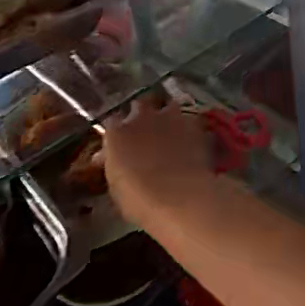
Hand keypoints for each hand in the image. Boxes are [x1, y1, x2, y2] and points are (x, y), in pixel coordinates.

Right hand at [101, 97, 216, 224]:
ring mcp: (169, 118)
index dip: (116, 131)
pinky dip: (188, 127)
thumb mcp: (117, 185)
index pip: (112, 122)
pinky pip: (189, 119)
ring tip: (171, 127)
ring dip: (167, 114)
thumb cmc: (140, 200)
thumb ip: (115, 163)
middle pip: (139, 105)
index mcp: (117, 133)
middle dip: (141, 114)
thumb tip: (111, 156)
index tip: (119, 141)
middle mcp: (142, 118)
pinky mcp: (193, 125)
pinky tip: (190, 139)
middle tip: (145, 129)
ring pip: (167, 105)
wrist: (179, 197)